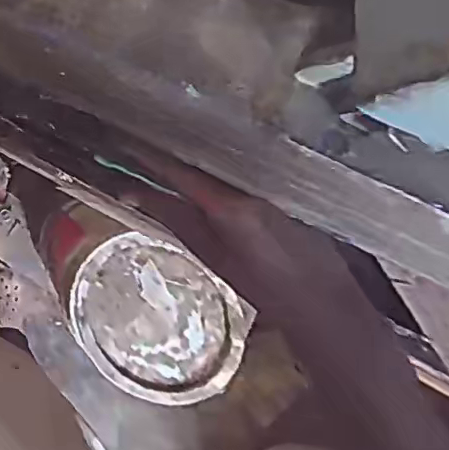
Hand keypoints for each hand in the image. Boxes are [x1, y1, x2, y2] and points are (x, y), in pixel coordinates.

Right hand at [120, 142, 363, 318]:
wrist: (325, 303)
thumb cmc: (263, 287)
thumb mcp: (209, 254)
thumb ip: (172, 217)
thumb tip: (130, 192)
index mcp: (228, 205)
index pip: (179, 171)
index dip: (149, 157)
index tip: (123, 146)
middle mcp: (249, 187)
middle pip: (198, 161)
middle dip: (165, 154)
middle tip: (134, 149)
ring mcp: (267, 186)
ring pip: (217, 165)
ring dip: (187, 161)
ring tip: (158, 158)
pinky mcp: (278, 190)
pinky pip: (235, 172)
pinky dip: (210, 171)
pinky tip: (197, 173)